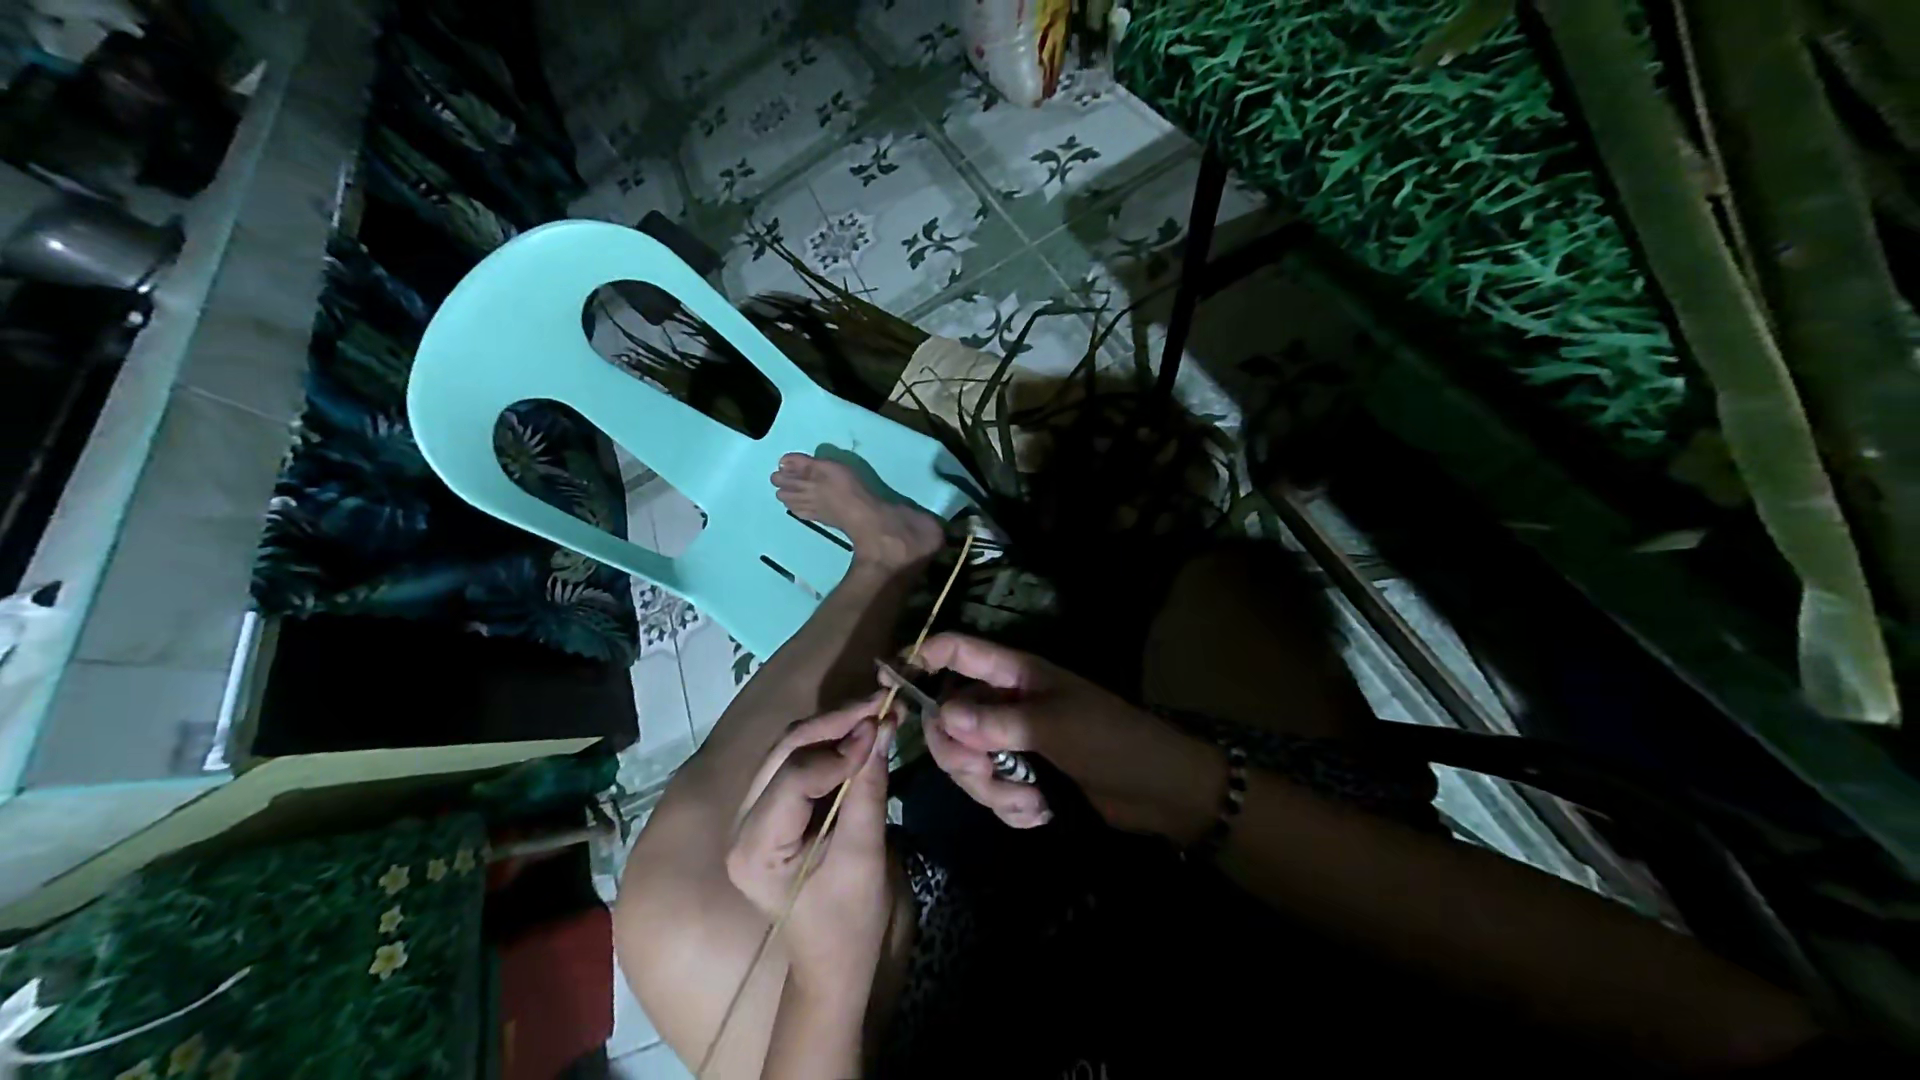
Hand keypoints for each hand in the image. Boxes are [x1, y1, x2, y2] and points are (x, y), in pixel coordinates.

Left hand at [726, 693, 896, 997]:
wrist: (838, 961)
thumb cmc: (850, 923)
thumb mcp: (865, 859)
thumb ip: (869, 791)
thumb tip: (882, 726)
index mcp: (753, 849)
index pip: (794, 778)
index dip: (840, 749)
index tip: (884, 725)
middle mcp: (743, 822)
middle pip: (786, 750)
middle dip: (836, 722)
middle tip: (882, 703)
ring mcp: (756, 812)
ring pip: (793, 747)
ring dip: (837, 726)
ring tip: (879, 710)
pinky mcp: (777, 806)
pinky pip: (804, 759)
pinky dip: (836, 741)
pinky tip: (865, 730)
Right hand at [912, 633, 1223, 841]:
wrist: (1161, 790)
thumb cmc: (1112, 741)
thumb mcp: (1055, 728)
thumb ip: (997, 722)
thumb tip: (942, 714)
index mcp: (1014, 674)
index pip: (957, 652)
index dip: (922, 657)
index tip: (889, 680)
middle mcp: (1004, 702)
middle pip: (950, 719)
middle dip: (963, 755)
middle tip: (987, 773)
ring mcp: (1011, 740)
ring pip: (967, 762)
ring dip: (993, 789)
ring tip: (1031, 803)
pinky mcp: (1021, 774)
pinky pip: (990, 790)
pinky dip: (1009, 806)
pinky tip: (1038, 813)